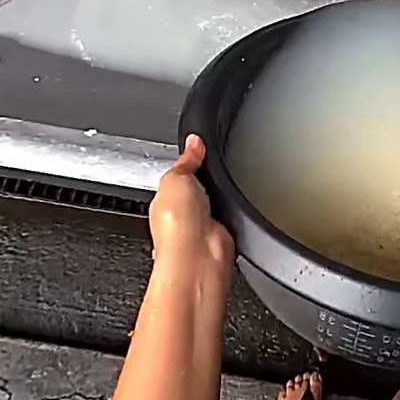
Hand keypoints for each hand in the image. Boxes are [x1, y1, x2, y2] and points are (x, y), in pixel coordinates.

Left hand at [150, 134, 234, 280]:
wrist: (198, 257)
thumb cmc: (176, 227)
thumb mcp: (176, 178)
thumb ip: (185, 160)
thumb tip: (193, 142)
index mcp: (165, 201)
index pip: (179, 175)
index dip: (191, 162)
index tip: (201, 148)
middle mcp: (182, 216)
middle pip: (200, 188)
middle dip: (208, 180)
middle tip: (214, 171)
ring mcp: (203, 226)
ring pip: (217, 201)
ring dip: (222, 197)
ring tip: (222, 192)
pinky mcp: (223, 235)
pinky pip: (232, 215)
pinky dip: (234, 211)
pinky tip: (231, 209)